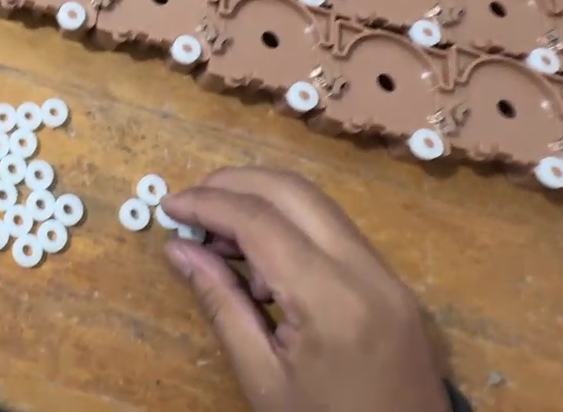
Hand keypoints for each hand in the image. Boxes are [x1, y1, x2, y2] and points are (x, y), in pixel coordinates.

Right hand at [162, 169, 450, 411]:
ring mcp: (386, 275)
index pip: (259, 220)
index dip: (207, 204)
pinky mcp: (392, 283)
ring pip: (314, 201)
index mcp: (332, 302)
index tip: (169, 205)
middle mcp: (366, 273)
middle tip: (191, 204)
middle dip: (232, 184)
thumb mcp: (263, 379)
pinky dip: (288, 221)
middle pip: (290, 190)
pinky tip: (260, 256)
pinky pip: (332, 228)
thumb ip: (220, 303)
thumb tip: (178, 248)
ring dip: (260, 198)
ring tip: (219, 233)